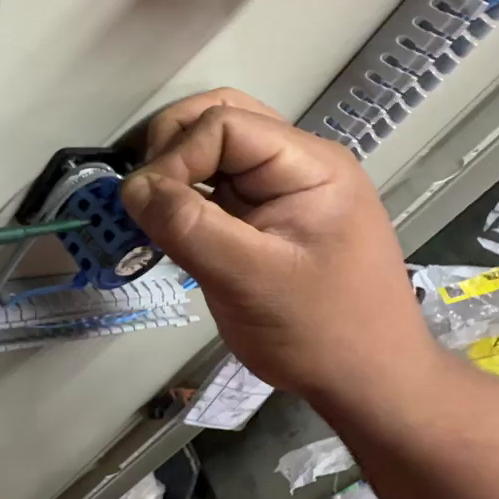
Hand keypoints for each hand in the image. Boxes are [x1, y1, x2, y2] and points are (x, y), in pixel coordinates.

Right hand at [119, 89, 435, 397]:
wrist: (366, 382)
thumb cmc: (321, 331)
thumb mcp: (249, 279)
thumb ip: (188, 227)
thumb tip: (131, 188)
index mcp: (308, 167)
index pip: (223, 124)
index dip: (176, 156)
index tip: (149, 207)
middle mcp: (294, 164)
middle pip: (216, 117)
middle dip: (168, 148)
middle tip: (144, 196)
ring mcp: (277, 189)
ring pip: (209, 146)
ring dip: (171, 169)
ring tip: (150, 209)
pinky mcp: (259, 215)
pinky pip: (209, 183)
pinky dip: (178, 194)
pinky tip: (164, 224)